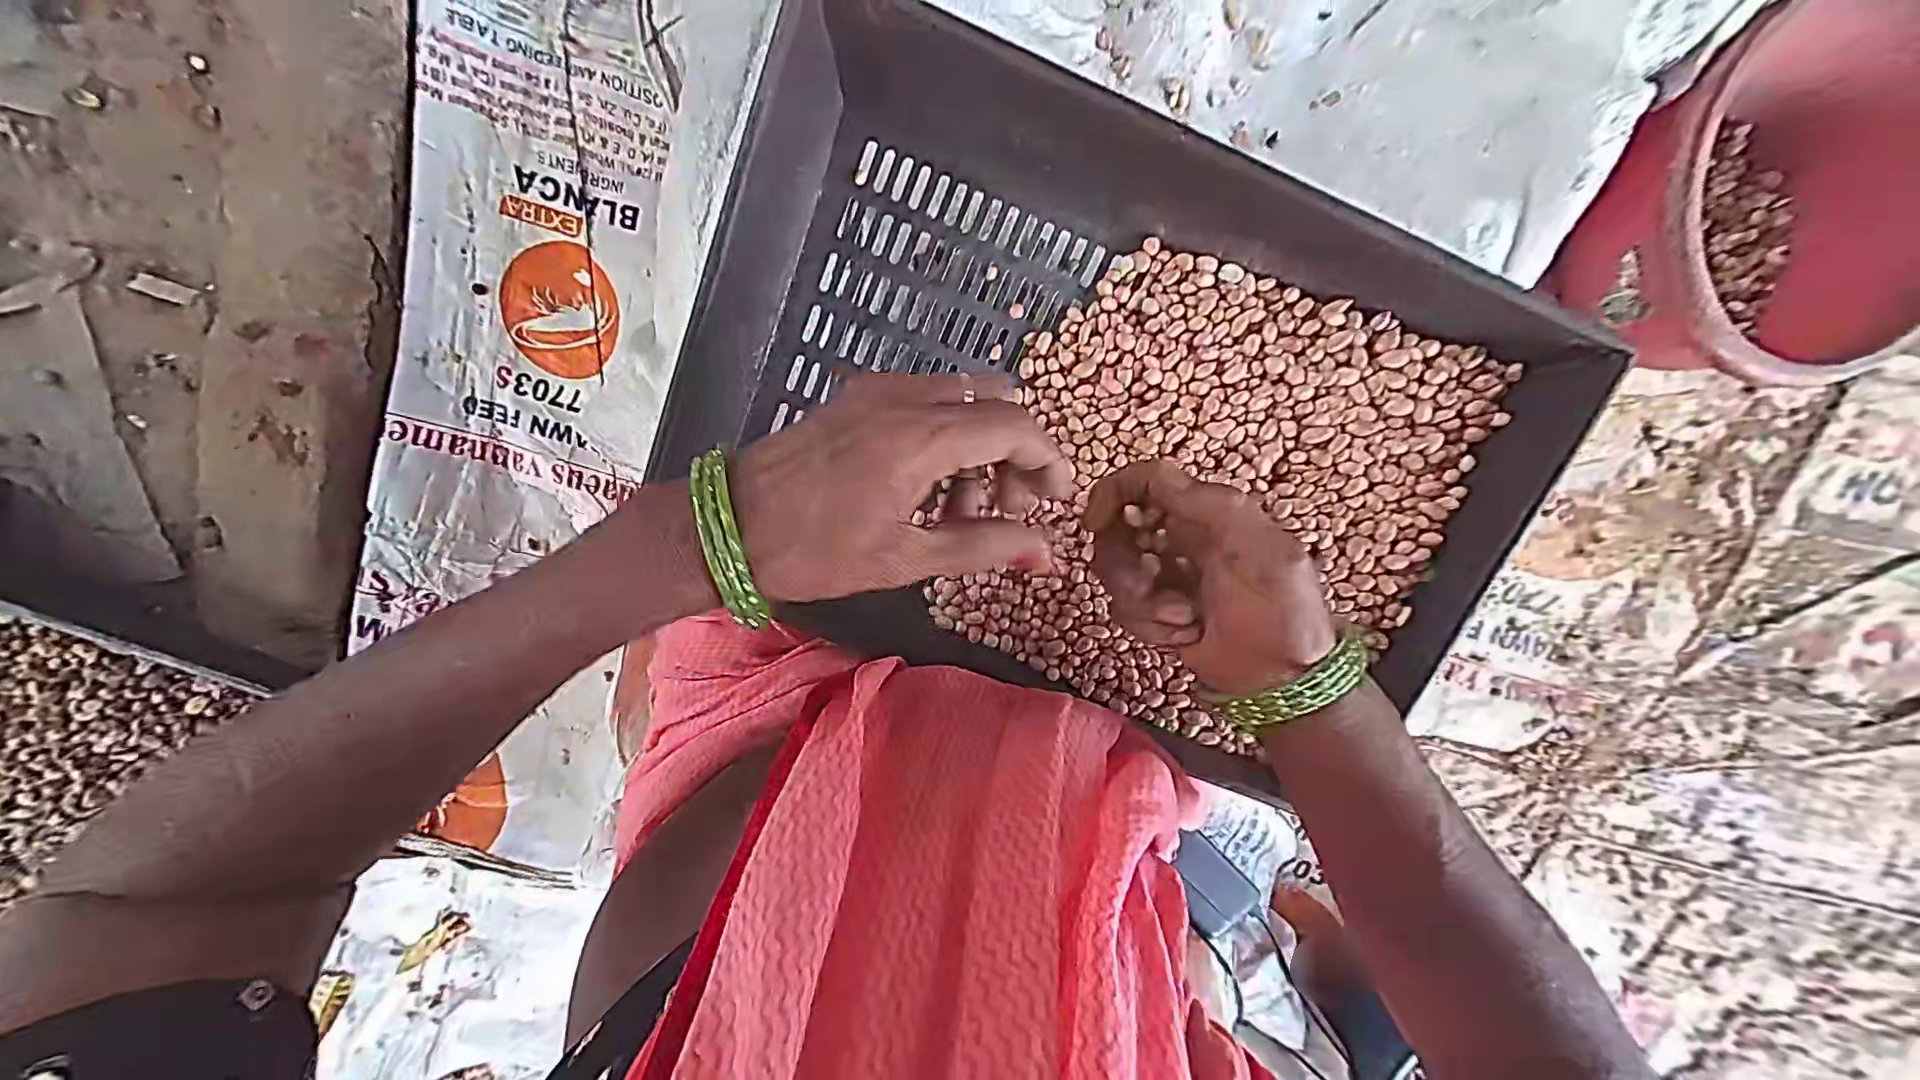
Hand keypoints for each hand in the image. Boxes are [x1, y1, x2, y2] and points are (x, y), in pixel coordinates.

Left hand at [726, 373, 1075, 602]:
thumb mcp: (906, 558)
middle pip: (997, 403)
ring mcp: (881, 390)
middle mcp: (908, 397)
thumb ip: (984, 547)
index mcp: (923, 437)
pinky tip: (926, 485)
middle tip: (1004, 508)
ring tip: (958, 508)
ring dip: (980, 446)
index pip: (1016, 427)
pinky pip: (928, 400)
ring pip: (964, 399)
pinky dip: (948, 435)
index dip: (1048, 461)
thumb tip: (1045, 553)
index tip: (1054, 499)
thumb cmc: (815, 551)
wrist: (730, 525)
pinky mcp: (861, 395)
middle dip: (1016, 454)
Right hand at [1083, 460, 1336, 696]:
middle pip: (1115, 531)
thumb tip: (1156, 478)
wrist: (1282, 679)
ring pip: (1114, 573)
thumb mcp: (1265, 550)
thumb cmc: (1286, 613)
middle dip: (1124, 565)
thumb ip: (1215, 507)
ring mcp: (1163, 575)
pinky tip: (1185, 634)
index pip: (1145, 481)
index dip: (1111, 494)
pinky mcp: (1153, 611)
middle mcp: (1178, 539)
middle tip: (1150, 588)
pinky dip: (1150, 626)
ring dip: (1142, 602)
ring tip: (1183, 619)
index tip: (1096, 522)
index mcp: (1205, 514)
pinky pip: (1123, 609)